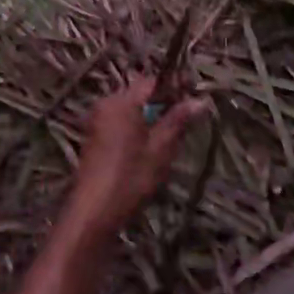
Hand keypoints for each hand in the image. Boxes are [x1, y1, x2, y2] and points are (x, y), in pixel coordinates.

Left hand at [65, 77, 207, 238]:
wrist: (93, 212)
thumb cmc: (130, 177)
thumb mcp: (160, 148)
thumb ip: (178, 120)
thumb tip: (200, 99)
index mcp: (122, 101)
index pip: (153, 81)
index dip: (175, 85)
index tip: (195, 94)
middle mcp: (107, 104)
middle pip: (141, 93)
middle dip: (165, 102)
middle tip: (187, 118)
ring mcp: (97, 120)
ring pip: (132, 108)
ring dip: (152, 116)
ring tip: (172, 134)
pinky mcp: (94, 136)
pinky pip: (121, 121)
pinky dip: (138, 126)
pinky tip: (150, 146)